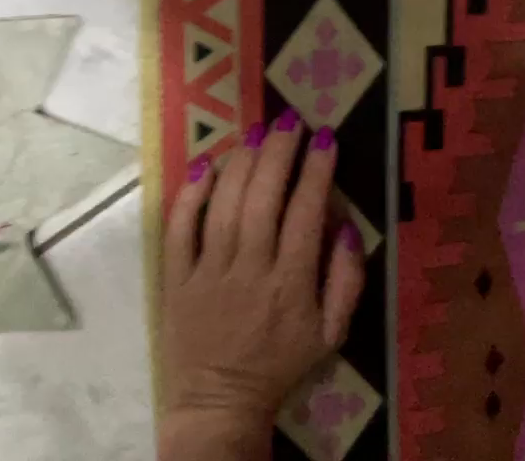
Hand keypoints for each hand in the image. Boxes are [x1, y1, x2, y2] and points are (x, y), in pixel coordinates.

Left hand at [159, 111, 365, 459]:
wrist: (218, 405)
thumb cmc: (281, 363)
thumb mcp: (332, 334)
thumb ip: (347, 280)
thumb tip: (347, 225)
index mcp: (291, 284)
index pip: (306, 213)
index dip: (317, 171)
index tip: (326, 138)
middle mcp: (250, 271)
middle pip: (263, 199)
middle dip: (279, 153)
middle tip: (290, 120)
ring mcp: (208, 273)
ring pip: (224, 207)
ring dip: (242, 164)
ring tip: (257, 133)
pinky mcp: (176, 278)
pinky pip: (180, 230)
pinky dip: (191, 194)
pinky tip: (207, 164)